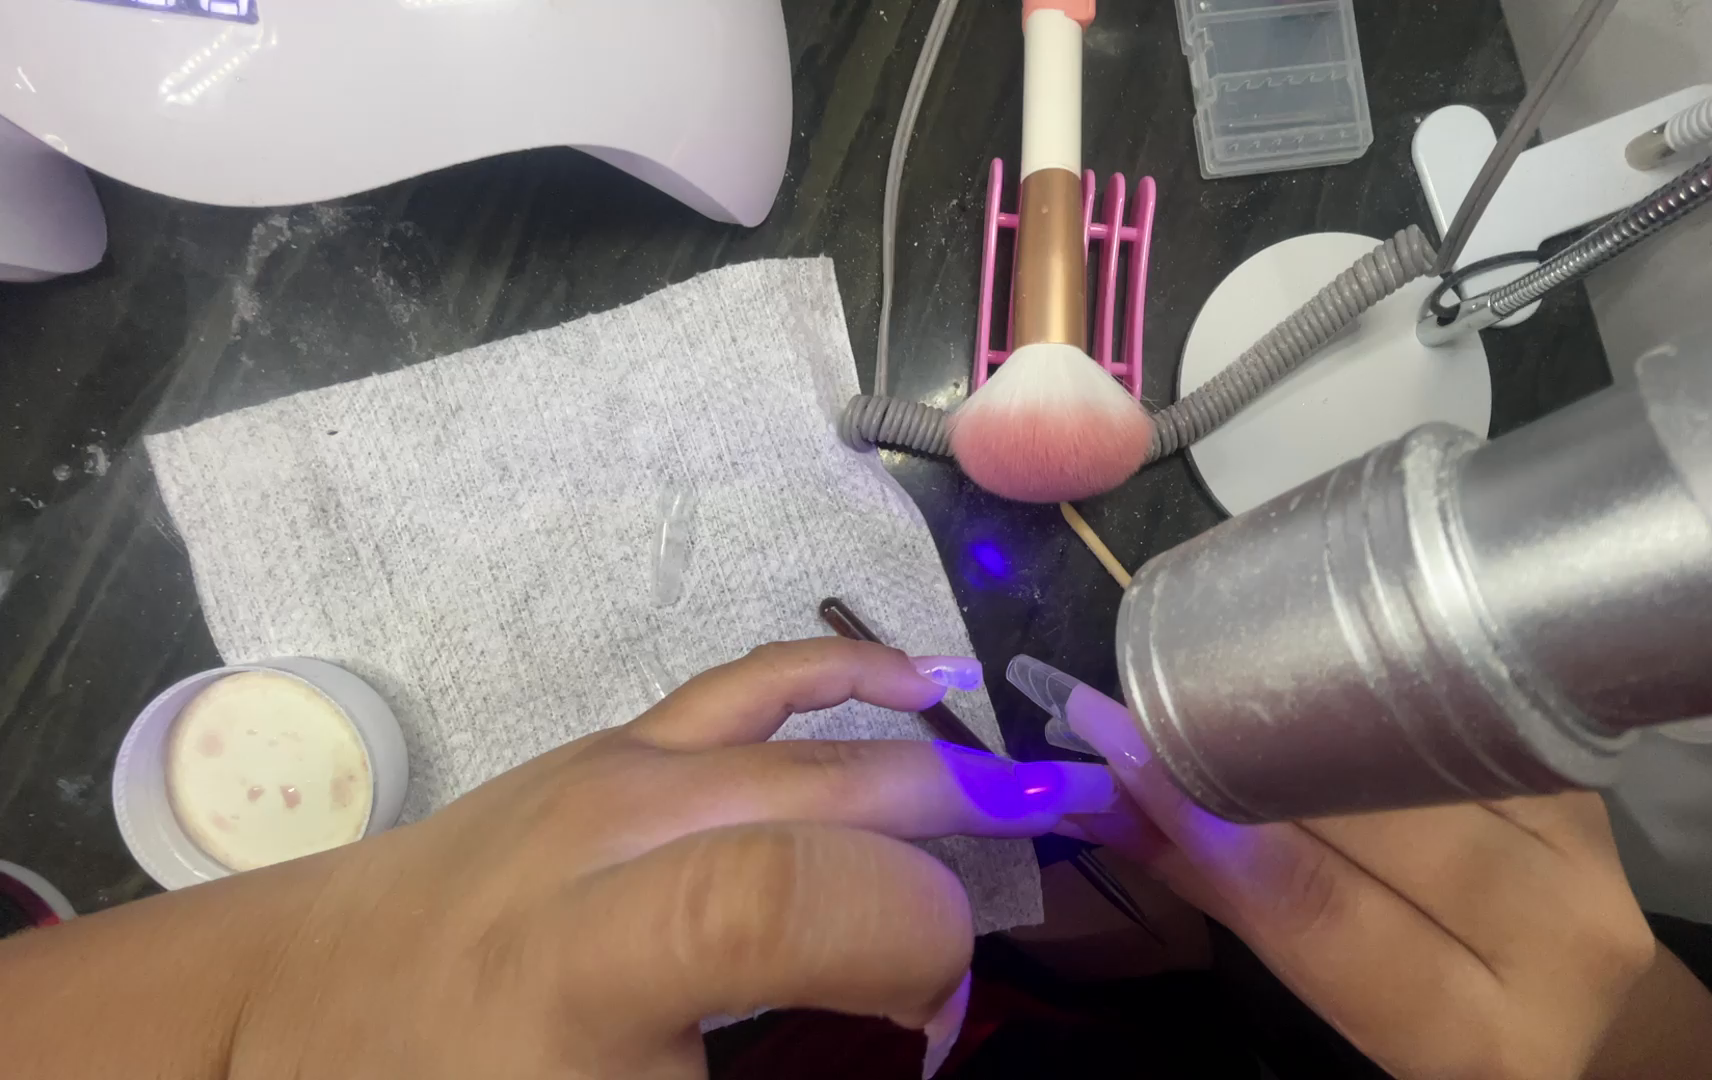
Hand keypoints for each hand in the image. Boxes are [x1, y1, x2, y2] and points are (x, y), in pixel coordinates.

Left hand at [0, 640, 1115, 1078]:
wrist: (278, 1017)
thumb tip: (893, 1049)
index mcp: (590, 954)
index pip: (788, 895)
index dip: (904, 942)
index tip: (929, 1017)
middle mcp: (618, 825)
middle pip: (834, 802)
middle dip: (941, 867)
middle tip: (990, 927)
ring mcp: (625, 758)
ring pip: (817, 733)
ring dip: (931, 768)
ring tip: (1015, 799)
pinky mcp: (627, 734)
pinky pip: (762, 680)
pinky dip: (851, 672)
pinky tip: (921, 680)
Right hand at [1056, 683, 1655, 1079]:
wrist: (1547, 965)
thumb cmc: (1409, 989)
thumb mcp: (1311, 975)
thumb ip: (1204, 878)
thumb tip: (1091, 797)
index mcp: (1478, 1033)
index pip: (1317, 904)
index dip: (1206, 820)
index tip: (1115, 738)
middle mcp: (1560, 936)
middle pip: (1369, 805)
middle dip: (1246, 739)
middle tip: (1154, 684)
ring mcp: (1587, 839)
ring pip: (1404, 738)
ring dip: (1299, 695)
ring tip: (1215, 663)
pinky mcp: (1568, 767)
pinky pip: (1443, 697)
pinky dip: (1358, 673)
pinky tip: (1300, 652)